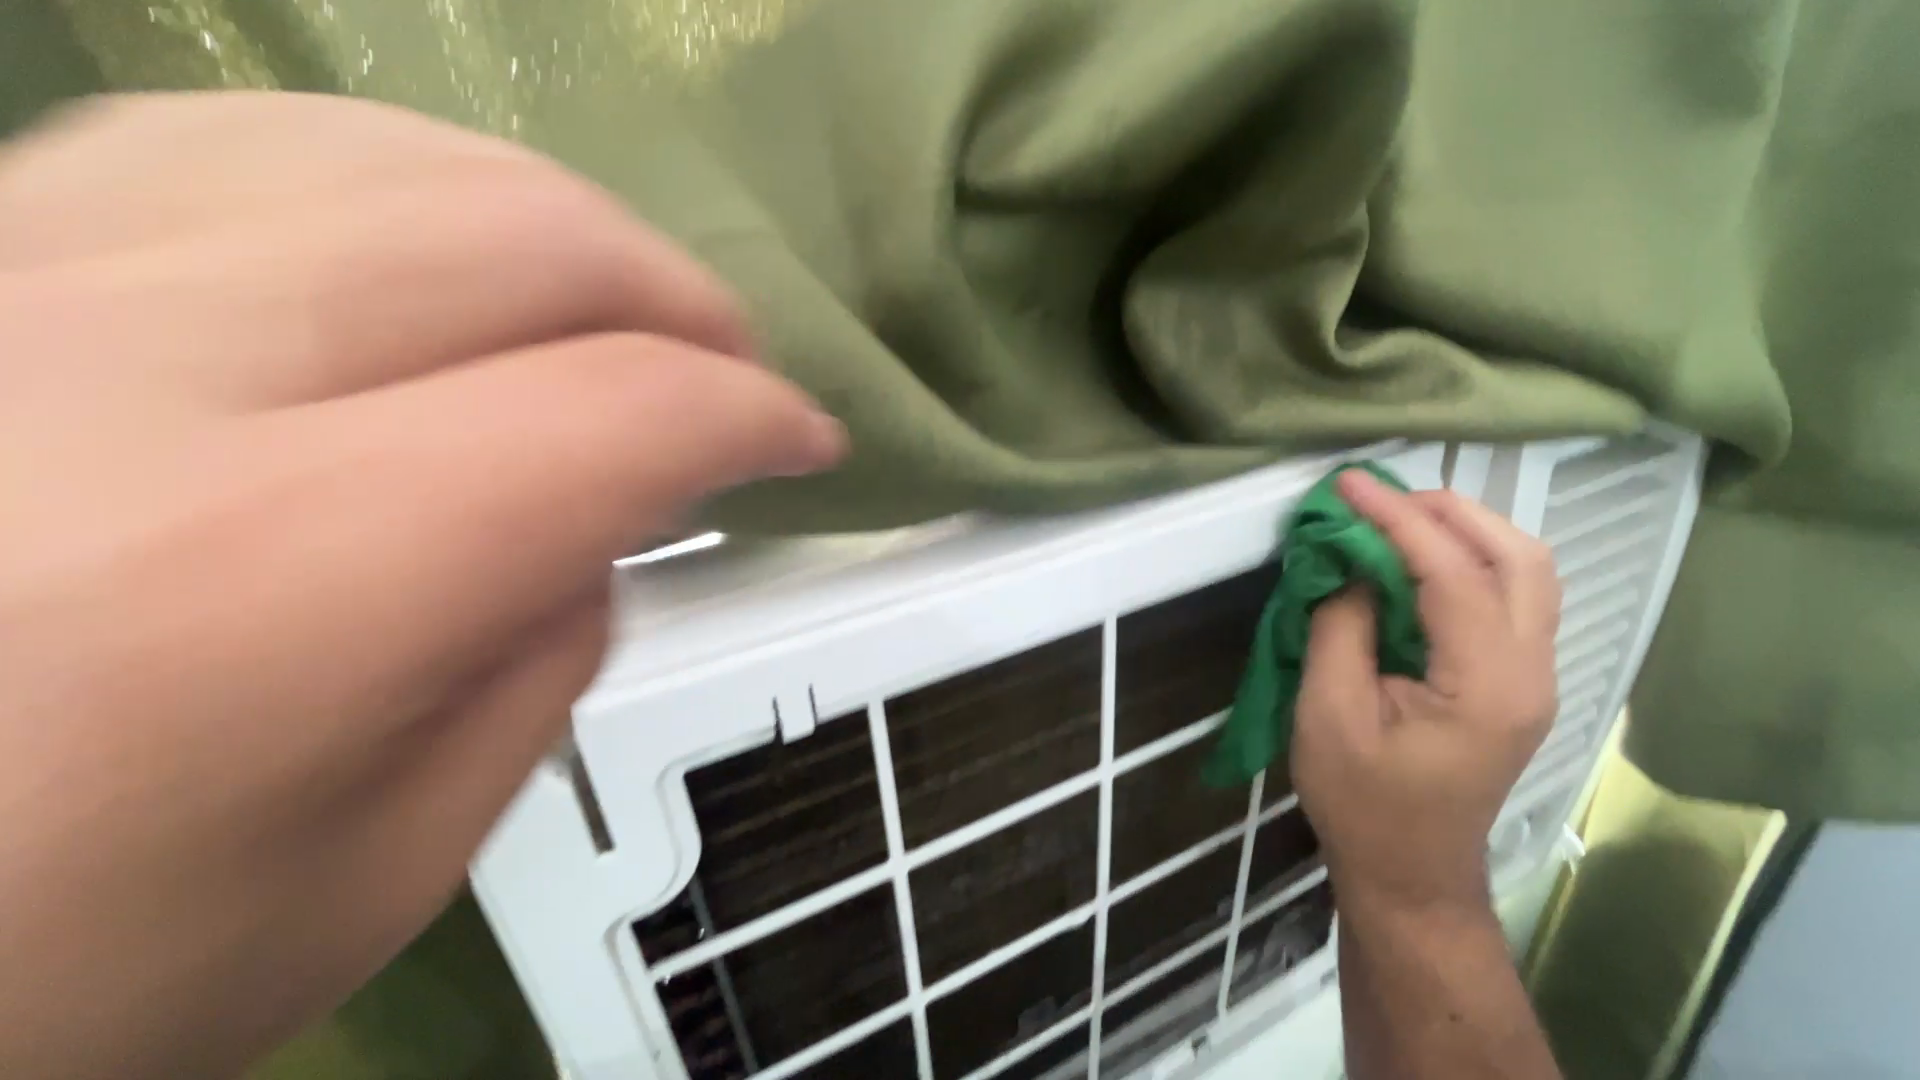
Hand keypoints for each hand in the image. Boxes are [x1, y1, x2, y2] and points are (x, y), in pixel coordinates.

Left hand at [0, 92, 843, 1079]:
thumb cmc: (59, 962)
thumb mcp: (380, 866)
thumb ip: (535, 666)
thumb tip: (600, 527)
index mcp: (274, 573)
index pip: (614, 413)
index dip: (749, 414)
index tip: (806, 440)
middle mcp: (129, 373)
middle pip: (519, 240)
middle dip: (680, 300)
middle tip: (733, 368)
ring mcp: (12, 278)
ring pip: (388, 153)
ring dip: (561, 229)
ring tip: (617, 308)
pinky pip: (238, 145)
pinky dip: (402, 184)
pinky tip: (446, 256)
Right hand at [1291, 471, 1558, 912]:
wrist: (1410, 873)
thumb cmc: (1362, 802)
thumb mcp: (1328, 713)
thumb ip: (1342, 626)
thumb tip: (1350, 561)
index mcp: (1487, 685)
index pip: (1453, 573)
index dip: (1398, 519)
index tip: (1349, 485)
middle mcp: (1532, 672)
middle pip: (1519, 558)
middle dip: (1448, 512)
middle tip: (1377, 496)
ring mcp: (1534, 677)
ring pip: (1527, 571)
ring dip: (1466, 530)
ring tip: (1396, 517)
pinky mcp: (1517, 681)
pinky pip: (1511, 597)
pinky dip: (1468, 560)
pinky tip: (1417, 560)